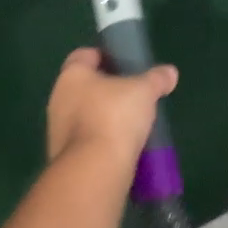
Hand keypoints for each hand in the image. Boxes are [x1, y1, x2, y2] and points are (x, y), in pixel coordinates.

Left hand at [45, 47, 177, 166]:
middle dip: (106, 91)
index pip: (85, 55)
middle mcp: (58, 99)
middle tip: (131, 96)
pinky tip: (120, 149)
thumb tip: (170, 72)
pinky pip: (83, 143)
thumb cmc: (114, 116)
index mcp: (72, 75)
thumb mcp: (143, 91)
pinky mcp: (62, 159)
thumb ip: (156, 79)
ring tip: (129, 126)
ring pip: (82, 116)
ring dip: (101, 119)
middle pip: (84, 87)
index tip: (124, 66)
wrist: (93, 172)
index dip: (105, 57)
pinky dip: (99, 143)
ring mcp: (57, 131)